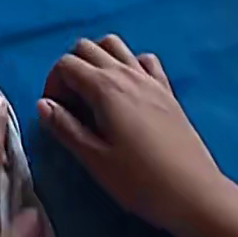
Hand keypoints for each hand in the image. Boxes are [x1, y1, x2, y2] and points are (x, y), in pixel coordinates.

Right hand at [38, 36, 237, 236]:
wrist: (195, 194)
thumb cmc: (141, 180)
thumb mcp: (96, 160)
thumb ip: (66, 128)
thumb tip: (42, 104)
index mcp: (104, 87)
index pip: (66, 64)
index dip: (52, 82)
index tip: (54, 110)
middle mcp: (124, 72)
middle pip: (86, 46)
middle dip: (71, 67)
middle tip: (71, 101)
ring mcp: (147, 77)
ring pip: (114, 43)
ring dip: (98, 57)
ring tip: (95, 89)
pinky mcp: (166, 88)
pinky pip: (144, 59)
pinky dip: (130, 63)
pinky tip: (128, 88)